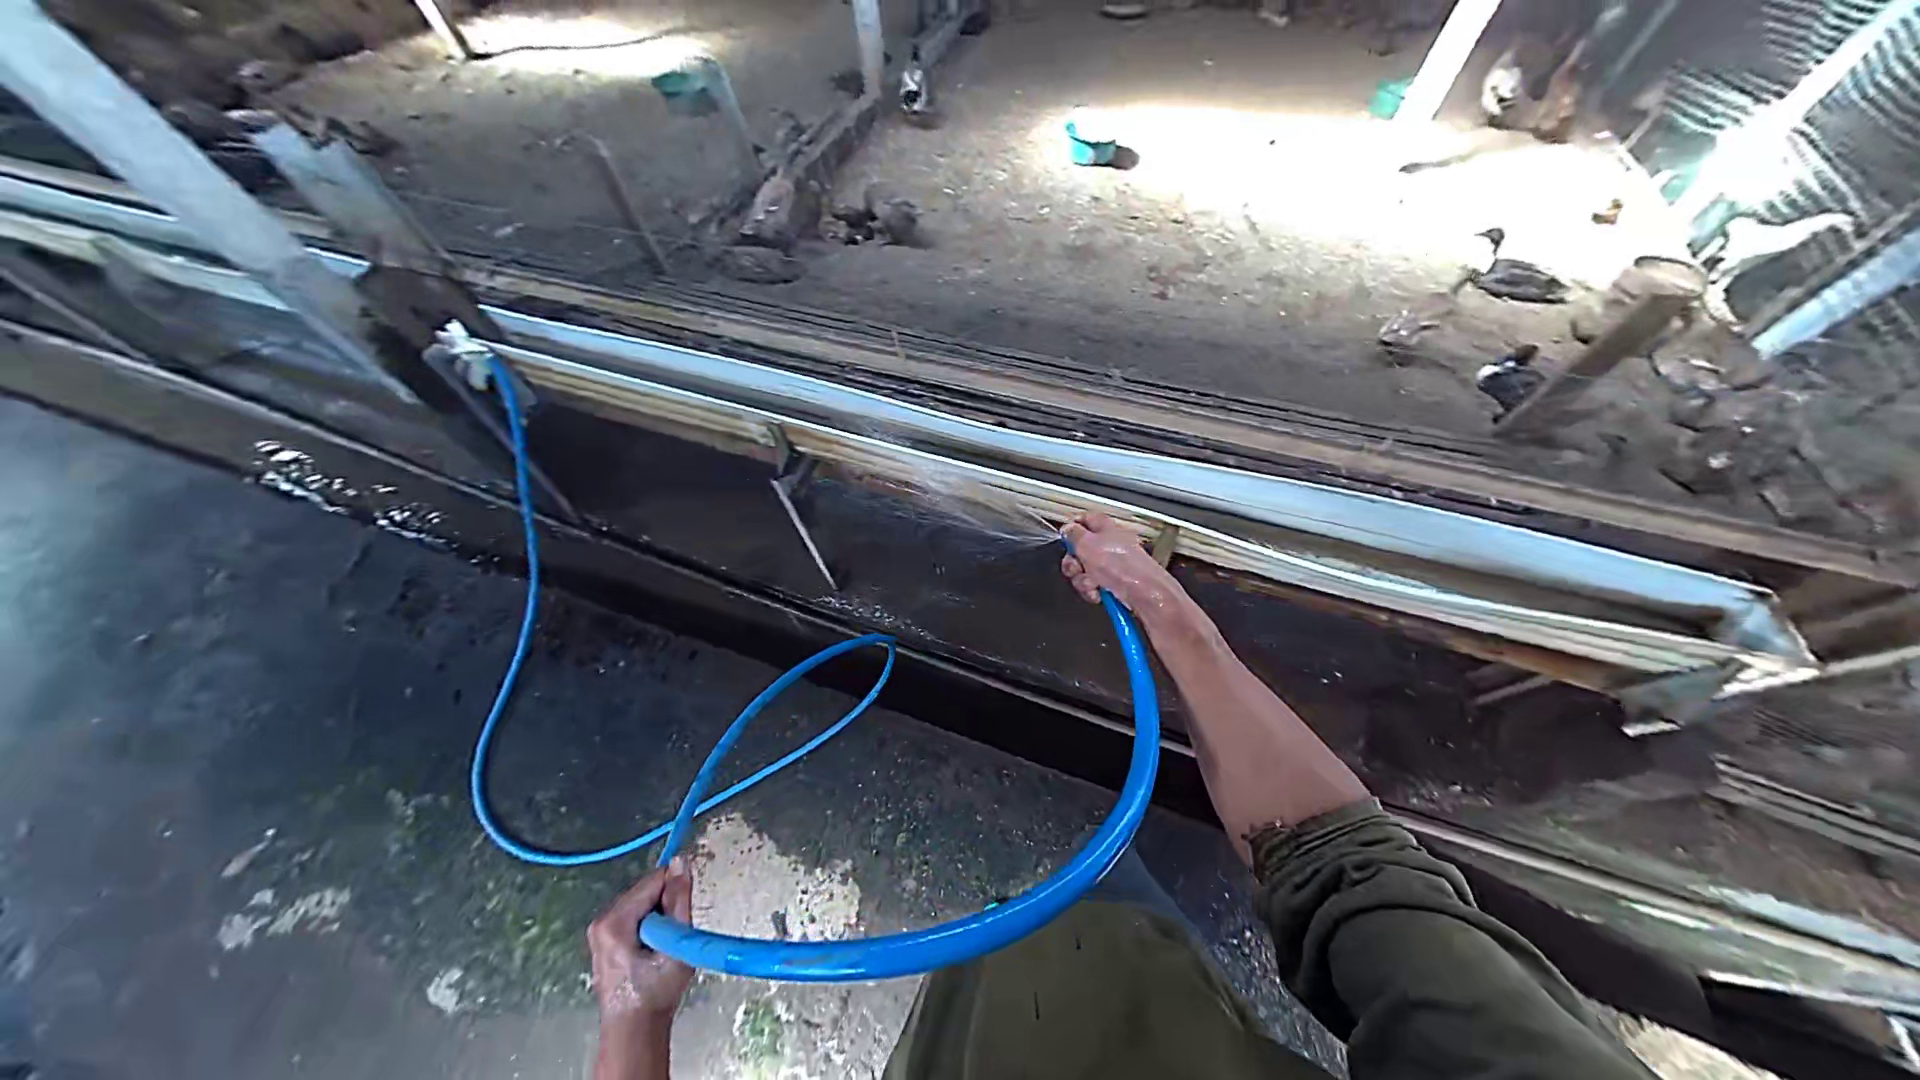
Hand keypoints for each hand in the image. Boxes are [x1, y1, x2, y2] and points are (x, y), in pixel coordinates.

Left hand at [588, 858, 694, 1023]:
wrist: (634, 1030)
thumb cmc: (656, 992)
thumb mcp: (676, 943)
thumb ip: (679, 900)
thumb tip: (681, 861)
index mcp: (613, 922)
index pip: (654, 880)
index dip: (675, 891)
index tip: (683, 915)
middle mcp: (601, 921)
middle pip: (646, 890)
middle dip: (666, 904)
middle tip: (675, 933)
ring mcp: (600, 931)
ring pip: (643, 901)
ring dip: (661, 914)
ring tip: (666, 942)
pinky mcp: (605, 938)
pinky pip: (636, 914)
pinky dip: (651, 923)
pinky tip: (655, 947)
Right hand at [1060, 513, 1178, 613]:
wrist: (1143, 595)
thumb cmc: (1123, 567)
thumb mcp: (1088, 544)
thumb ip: (1074, 534)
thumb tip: (1066, 529)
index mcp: (1107, 528)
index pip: (1086, 519)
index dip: (1073, 528)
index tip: (1065, 538)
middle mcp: (1111, 545)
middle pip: (1081, 549)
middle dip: (1074, 562)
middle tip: (1077, 567)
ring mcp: (1113, 566)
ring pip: (1084, 571)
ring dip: (1082, 580)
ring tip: (1092, 583)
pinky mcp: (1114, 584)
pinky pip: (1093, 586)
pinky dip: (1092, 591)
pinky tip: (1098, 593)